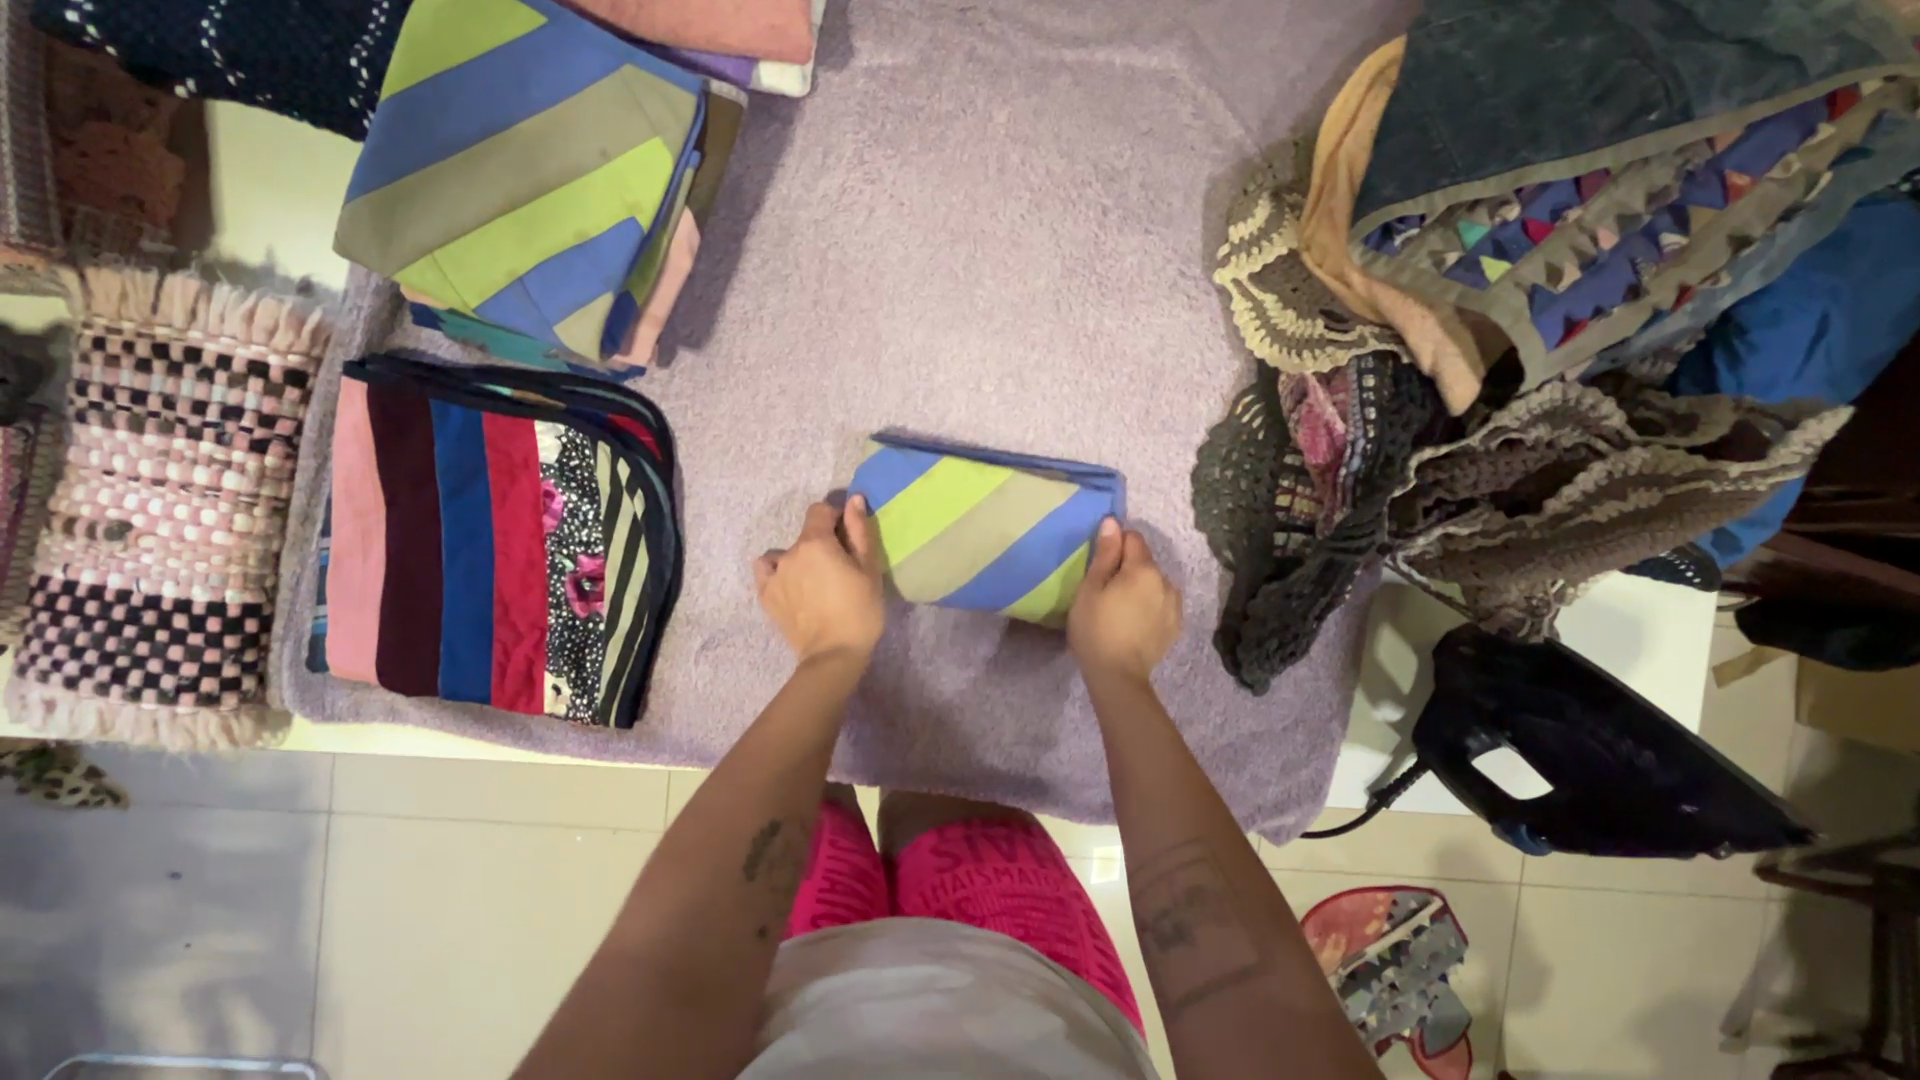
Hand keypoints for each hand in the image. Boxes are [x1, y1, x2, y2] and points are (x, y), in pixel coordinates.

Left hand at [754, 496, 885, 666]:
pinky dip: (778, 572)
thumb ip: (859, 530)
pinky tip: (792, 586)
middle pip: (805, 535)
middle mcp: (789, 552)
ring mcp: (773, 575)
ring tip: (815, 583)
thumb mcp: (869, 568)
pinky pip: (767, 571)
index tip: (848, 539)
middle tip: (839, 571)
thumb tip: (853, 499)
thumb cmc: (860, 610)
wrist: (834, 654)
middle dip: (822, 544)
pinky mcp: (766, 595)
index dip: (835, 519)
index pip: (819, 510)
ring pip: (787, 554)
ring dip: (800, 560)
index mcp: (815, 542)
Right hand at [1068, 518, 1181, 683]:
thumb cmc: (1096, 629)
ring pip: (1155, 584)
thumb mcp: (1090, 588)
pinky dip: (1150, 606)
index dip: (1115, 545)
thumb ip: (1105, 554)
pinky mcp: (1176, 626)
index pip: (1133, 539)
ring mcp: (1175, 605)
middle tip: (1105, 592)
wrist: (1118, 676)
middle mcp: (1166, 581)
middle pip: (1145, 562)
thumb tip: (1113, 522)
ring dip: (1140, 588)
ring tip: (1120, 610)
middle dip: (1127, 568)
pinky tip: (1134, 623)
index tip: (1100, 564)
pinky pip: (1161, 603)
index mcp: (1144, 569)